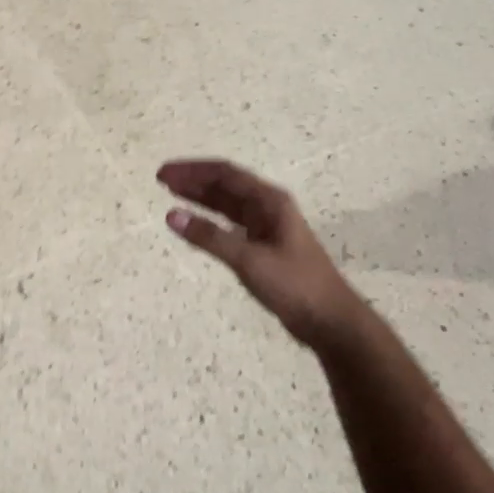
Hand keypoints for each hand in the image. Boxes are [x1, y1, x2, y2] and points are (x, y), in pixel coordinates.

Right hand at [158, 160, 367, 349]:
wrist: (331, 321)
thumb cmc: (295, 285)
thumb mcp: (249, 260)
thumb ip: (209, 237)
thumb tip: (171, 215)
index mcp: (270, 202)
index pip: (226, 174)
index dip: (193, 170)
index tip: (164, 173)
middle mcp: (268, 208)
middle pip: (225, 184)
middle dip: (193, 179)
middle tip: (161, 179)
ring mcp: (266, 227)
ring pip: (227, 203)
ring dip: (200, 196)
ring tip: (171, 192)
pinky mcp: (263, 247)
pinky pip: (230, 223)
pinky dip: (209, 218)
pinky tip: (194, 222)